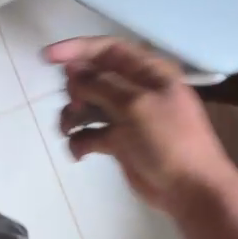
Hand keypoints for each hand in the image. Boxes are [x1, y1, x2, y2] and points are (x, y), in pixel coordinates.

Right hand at [44, 37, 237, 214]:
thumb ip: (102, 85)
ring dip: (72, 116)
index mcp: (148, 72)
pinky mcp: (118, 142)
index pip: (107, 49)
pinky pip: (89, 134)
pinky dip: (79, 141)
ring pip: (86, 106)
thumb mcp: (137, 105)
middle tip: (74, 105)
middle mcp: (135, 90)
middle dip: (75, 89)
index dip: (76, 49)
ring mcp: (126, 116)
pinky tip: (79, 153)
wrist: (190, 189)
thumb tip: (73, 71)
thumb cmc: (170, 140)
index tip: (47, 58)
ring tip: (68, 130)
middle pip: (92, 77)